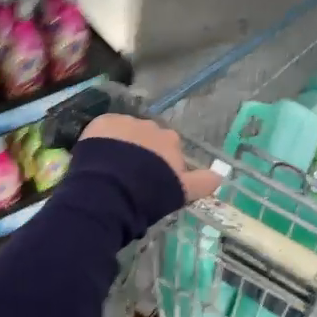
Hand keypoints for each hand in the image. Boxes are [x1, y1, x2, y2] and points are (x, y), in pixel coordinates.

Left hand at [81, 114, 222, 201]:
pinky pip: (104, 128)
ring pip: (125, 131)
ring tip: (111, 169)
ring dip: (121, 144)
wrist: (110, 190)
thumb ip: (202, 183)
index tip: (153, 180)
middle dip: (142, 151)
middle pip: (148, 138)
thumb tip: (220, 175)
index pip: (170, 150)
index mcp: (171, 142)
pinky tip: (95, 158)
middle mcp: (151, 126)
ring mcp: (125, 122)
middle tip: (131, 175)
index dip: (162, 165)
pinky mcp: (102, 122)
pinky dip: (102, 139)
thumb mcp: (181, 192)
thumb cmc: (150, 194)